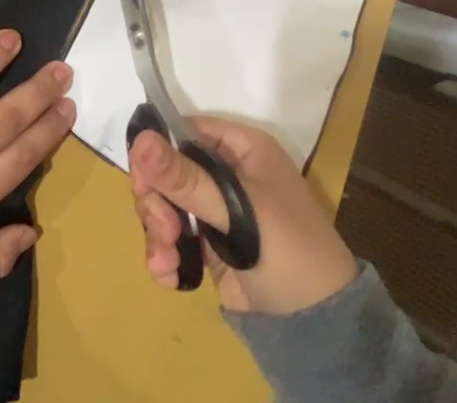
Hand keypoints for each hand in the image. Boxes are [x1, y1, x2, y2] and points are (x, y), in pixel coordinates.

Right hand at [130, 117, 356, 314]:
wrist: (316, 324)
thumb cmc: (289, 253)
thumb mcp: (237, 213)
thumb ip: (185, 178)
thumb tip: (140, 139)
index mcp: (242, 150)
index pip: (182, 131)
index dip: (155, 152)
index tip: (144, 183)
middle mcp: (225, 172)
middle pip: (164, 170)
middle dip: (155, 203)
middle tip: (164, 229)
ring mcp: (213, 207)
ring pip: (161, 203)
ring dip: (156, 232)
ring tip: (167, 261)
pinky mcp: (204, 239)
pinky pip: (168, 233)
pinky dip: (162, 252)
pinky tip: (168, 273)